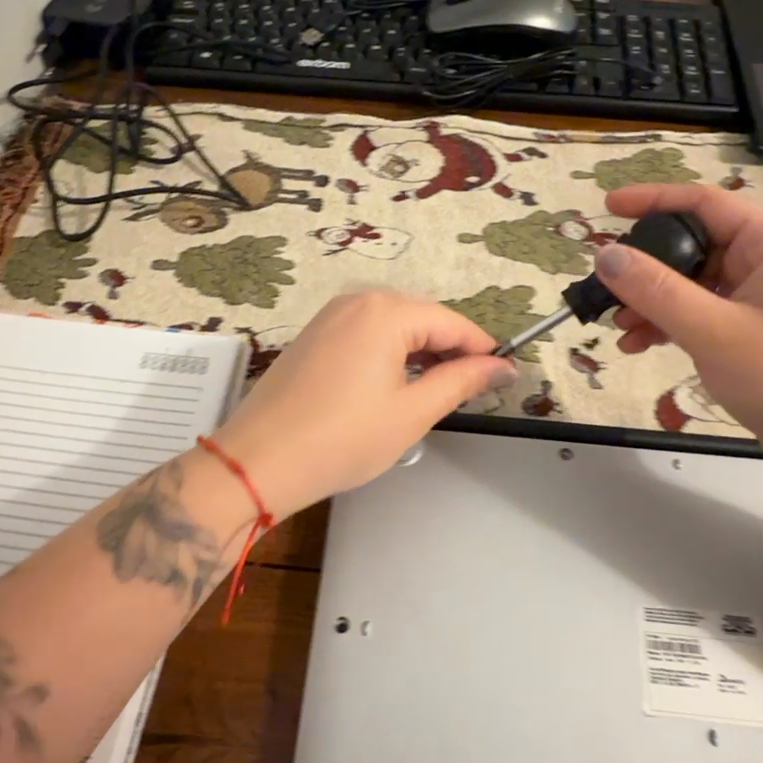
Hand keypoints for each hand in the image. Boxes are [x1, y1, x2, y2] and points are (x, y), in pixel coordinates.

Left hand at [210, 292, 516, 515]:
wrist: (258, 461)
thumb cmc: (342, 439)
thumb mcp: (411, 413)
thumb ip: (460, 381)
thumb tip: (502, 367)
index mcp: (385, 312)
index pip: (451, 322)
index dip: (482, 350)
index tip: (504, 377)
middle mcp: (356, 301)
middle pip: (422, 318)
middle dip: (450, 350)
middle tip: (470, 391)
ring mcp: (330, 316)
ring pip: (393, 326)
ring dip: (419, 353)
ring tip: (434, 394)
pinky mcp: (313, 336)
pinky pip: (365, 334)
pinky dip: (389, 354)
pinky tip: (393, 386)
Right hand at [596, 184, 762, 470]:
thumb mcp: (714, 331)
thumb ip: (656, 291)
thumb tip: (605, 255)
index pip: (705, 203)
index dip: (653, 200)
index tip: (607, 208)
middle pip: (696, 246)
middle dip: (647, 266)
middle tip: (606, 286)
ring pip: (695, 286)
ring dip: (654, 302)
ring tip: (618, 328)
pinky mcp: (758, 337)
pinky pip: (704, 317)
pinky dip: (672, 327)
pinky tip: (641, 346)